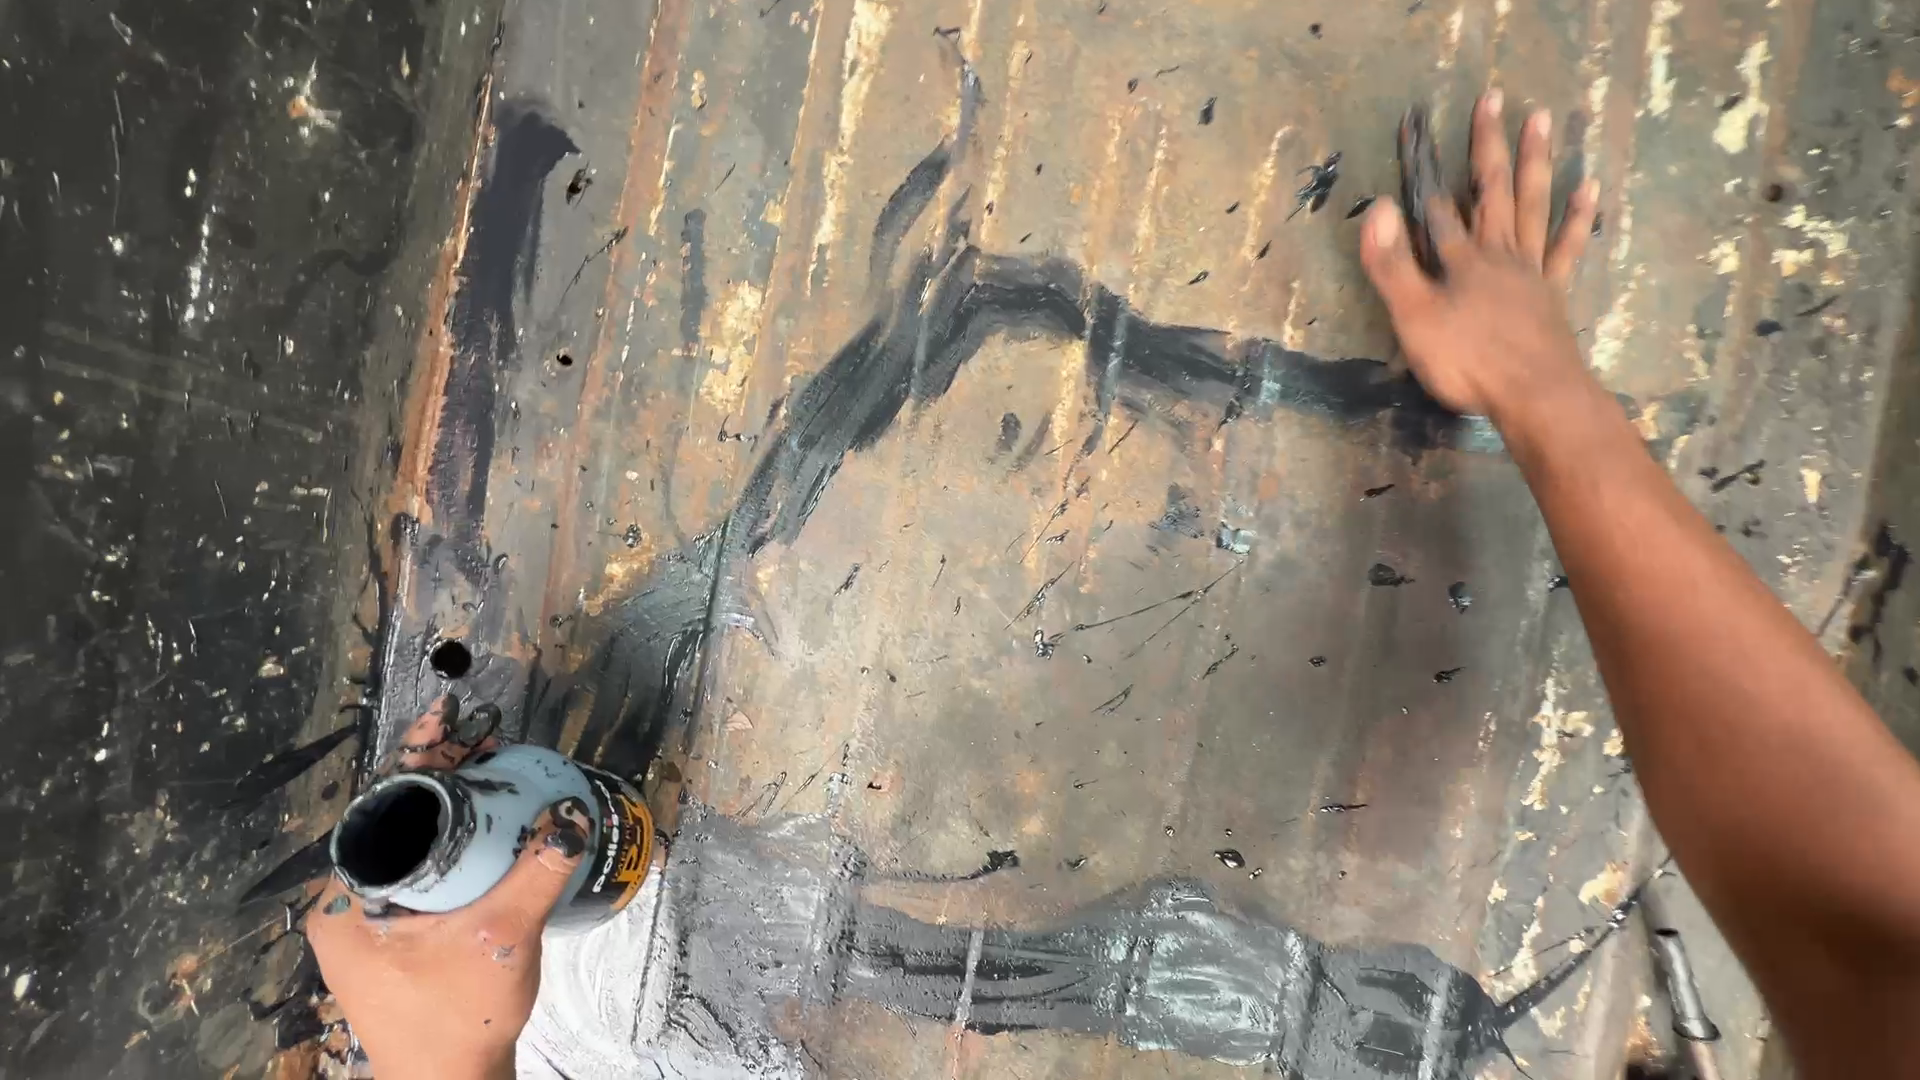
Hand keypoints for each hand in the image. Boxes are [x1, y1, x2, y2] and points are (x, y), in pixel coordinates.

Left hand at [308, 698, 588, 1079]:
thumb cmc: (457, 1013)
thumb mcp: (504, 936)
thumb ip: (540, 871)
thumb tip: (575, 814)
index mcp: (348, 902)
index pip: (375, 805)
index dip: (412, 754)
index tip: (447, 717)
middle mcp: (354, 902)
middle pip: (395, 812)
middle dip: (439, 764)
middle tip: (485, 732)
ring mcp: (381, 915)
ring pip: (415, 833)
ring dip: (454, 792)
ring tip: (495, 758)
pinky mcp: (409, 924)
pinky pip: (432, 857)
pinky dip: (463, 826)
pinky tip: (498, 813)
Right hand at [1361, 89, 1600, 422]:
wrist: (1533, 392)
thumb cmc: (1466, 360)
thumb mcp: (1414, 316)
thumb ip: (1393, 265)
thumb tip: (1378, 208)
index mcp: (1462, 262)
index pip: (1441, 212)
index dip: (1429, 176)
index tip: (1424, 136)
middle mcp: (1499, 255)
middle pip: (1494, 192)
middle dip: (1489, 148)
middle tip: (1493, 100)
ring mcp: (1530, 271)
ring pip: (1532, 206)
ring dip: (1534, 163)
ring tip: (1542, 120)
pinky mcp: (1551, 293)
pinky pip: (1566, 245)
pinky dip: (1576, 216)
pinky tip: (1587, 190)